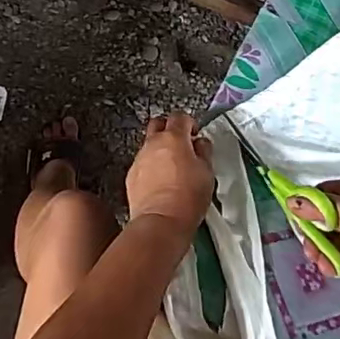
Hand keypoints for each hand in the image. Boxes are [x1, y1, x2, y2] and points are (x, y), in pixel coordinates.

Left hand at [125, 112, 214, 233]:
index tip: (194, 132)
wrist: (161, 221)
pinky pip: (142, 163)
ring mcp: (140, 158)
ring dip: (160, 150)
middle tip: (182, 142)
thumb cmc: (185, 199)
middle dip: (170, 129)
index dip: (189, 123)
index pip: (180, 117)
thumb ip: (204, 151)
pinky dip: (151, 167)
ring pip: (149, 144)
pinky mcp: (132, 174)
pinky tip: (162, 181)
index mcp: (173, 138)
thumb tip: (201, 144)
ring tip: (174, 167)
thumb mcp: (207, 172)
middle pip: (159, 123)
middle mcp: (153, 144)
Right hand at [288, 180, 339, 301]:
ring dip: (331, 257)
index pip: (322, 194)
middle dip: (318, 239)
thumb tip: (290, 201)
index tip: (298, 221)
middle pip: (324, 223)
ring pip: (333, 245)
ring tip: (333, 269)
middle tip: (313, 253)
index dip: (308, 207)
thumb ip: (318, 208)